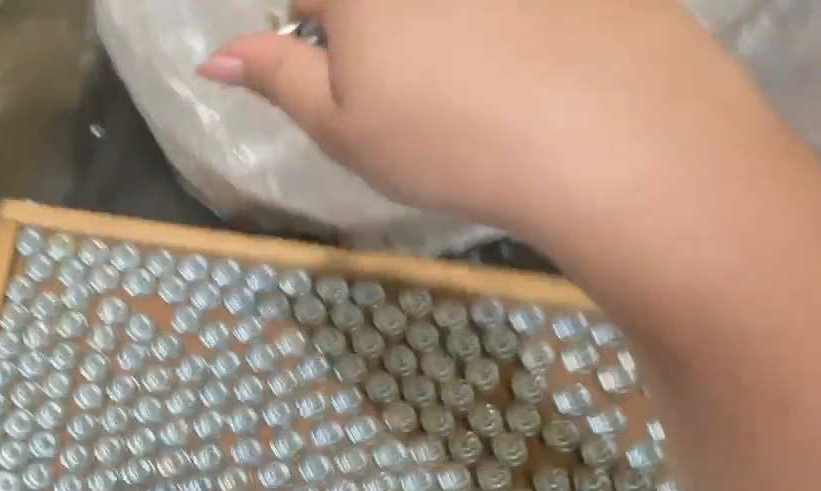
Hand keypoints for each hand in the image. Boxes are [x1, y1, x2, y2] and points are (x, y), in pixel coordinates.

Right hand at [199, 0, 781, 238]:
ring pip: (440, 9)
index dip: (305, 32)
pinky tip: (518, 64)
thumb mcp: (338, 124)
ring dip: (431, 32)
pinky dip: (494, 27)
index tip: (329, 74)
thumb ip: (276, 78)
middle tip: (397, 86)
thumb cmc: (442, 140)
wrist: (610, 133)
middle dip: (368, 31)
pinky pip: (500, 8)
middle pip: (375, 3)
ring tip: (459, 80)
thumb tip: (216, 57)